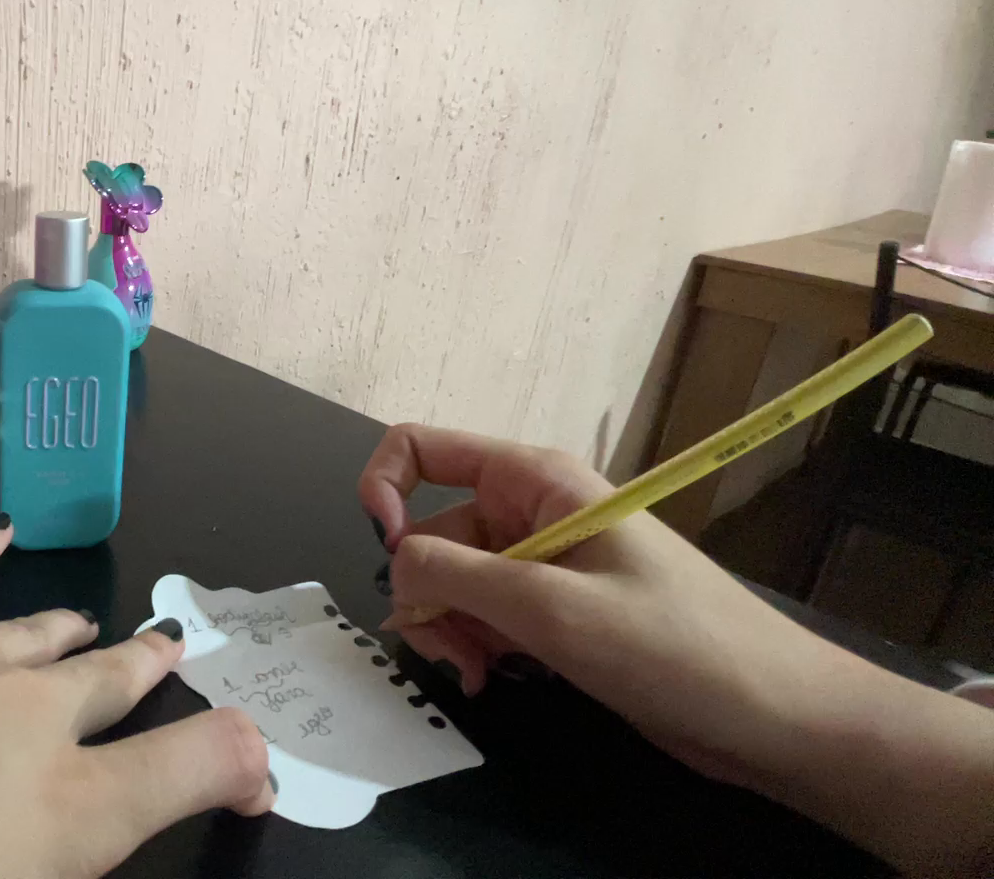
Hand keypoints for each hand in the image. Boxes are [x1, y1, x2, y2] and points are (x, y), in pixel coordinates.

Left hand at [0, 521, 273, 878]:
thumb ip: (8, 868)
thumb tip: (16, 849)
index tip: (255, 763)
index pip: (187, 772)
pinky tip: (0, 535)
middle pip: (113, 681)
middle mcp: (25, 724)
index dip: (236, 761)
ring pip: (43, 633)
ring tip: (96, 624)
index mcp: (54, 820)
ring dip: (76, 632)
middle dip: (149, 671)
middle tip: (172, 651)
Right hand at [358, 423, 810, 781]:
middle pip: (427, 530)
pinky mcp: (544, 603)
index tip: (389, 548)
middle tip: (446, 651)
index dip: (384, 486)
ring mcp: (533, 558)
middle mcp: (522, 508)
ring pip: (446, 577)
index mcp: (528, 479)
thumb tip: (394, 567)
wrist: (789, 725)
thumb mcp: (550, 607)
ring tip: (474, 673)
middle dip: (424, 590)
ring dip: (445, 624)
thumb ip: (453, 575)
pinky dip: (469, 641)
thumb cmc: (678, 647)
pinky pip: (475, 609)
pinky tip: (489, 676)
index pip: (418, 447)